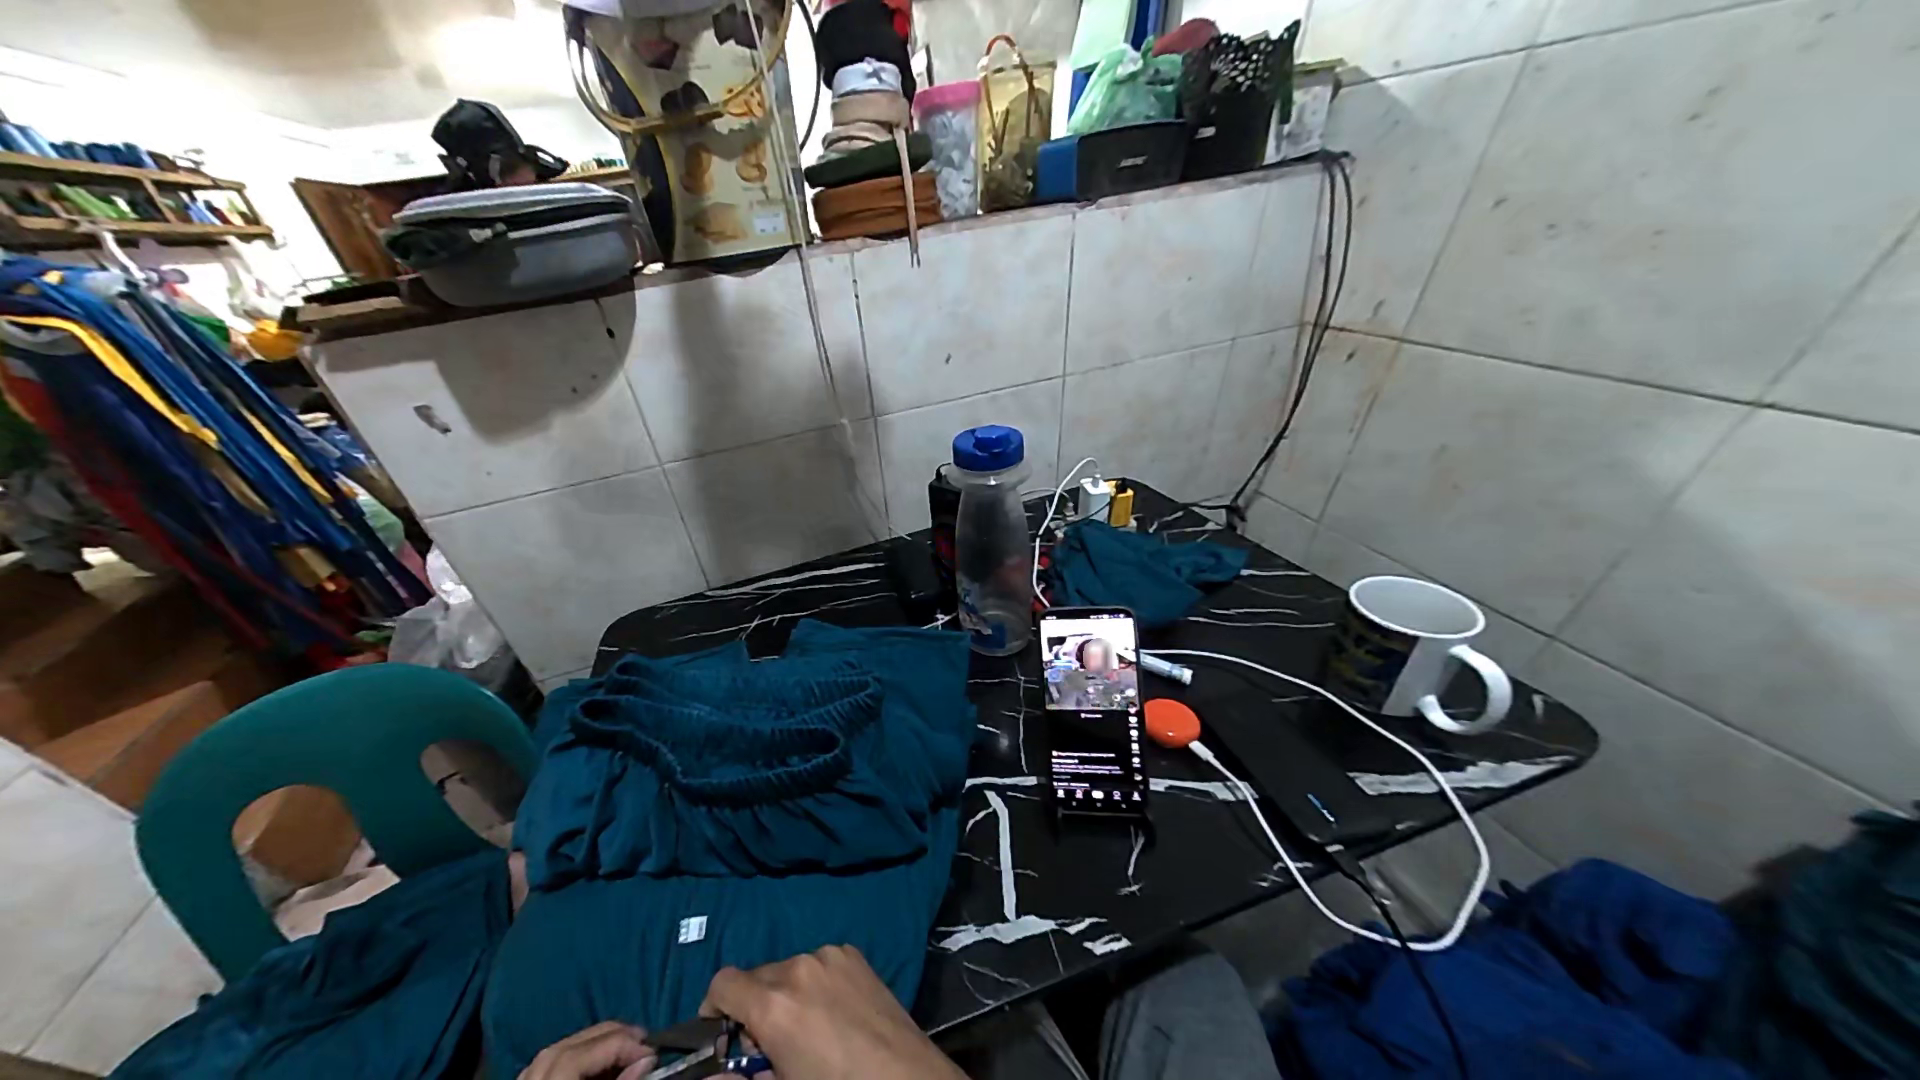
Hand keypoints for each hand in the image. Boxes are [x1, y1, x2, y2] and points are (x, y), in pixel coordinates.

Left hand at [519, 1021, 657, 1079]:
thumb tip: (648, 1059)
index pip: (586, 1052)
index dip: (624, 1046)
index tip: (653, 1052)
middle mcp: (529, 1077)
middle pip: (570, 1044)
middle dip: (611, 1037)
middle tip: (643, 1043)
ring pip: (558, 1047)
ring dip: (595, 1042)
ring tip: (624, 1048)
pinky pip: (548, 1061)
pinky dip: (576, 1054)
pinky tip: (594, 1061)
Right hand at [700, 945, 966, 1079]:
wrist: (904, 1076)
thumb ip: (740, 1076)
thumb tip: (713, 1070)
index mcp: (775, 1002)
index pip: (723, 983)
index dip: (714, 1010)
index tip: (723, 1037)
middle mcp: (799, 966)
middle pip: (755, 977)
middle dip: (751, 1008)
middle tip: (766, 1047)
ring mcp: (831, 955)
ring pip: (788, 969)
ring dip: (784, 994)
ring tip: (805, 1030)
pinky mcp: (854, 954)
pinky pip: (818, 964)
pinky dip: (813, 983)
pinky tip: (831, 1013)